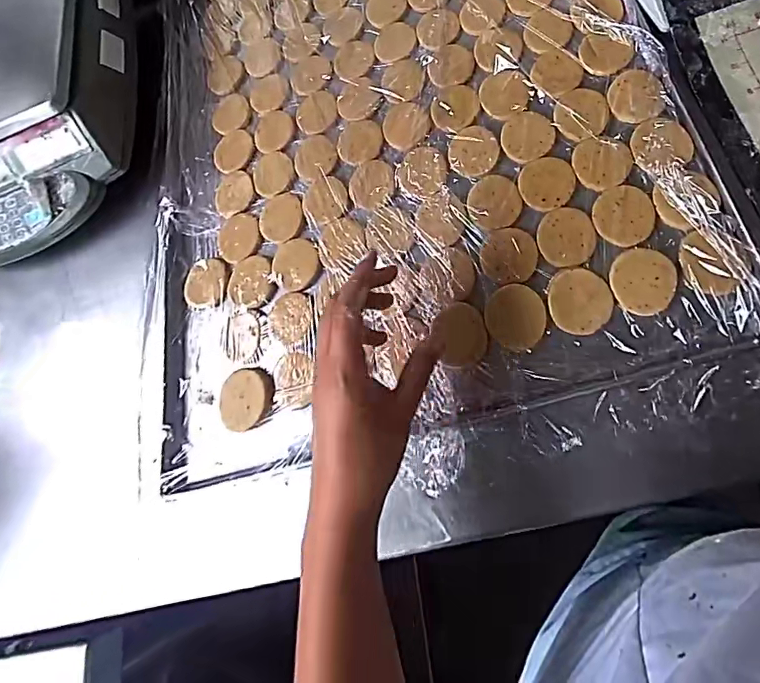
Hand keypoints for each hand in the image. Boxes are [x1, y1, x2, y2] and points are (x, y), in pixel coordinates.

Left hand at [309, 253, 443, 524]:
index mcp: (343, 366)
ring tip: (389, 309)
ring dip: (358, 310)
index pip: (346, 308)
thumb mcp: (402, 408)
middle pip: (335, 312)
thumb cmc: (372, 455)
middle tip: (392, 278)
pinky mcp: (325, 393)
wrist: (339, 501)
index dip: (360, 277)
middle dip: (361, 287)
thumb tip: (437, 333)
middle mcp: (326, 367)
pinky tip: (378, 347)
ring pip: (333, 330)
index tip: (378, 258)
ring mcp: (321, 381)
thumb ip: (419, 367)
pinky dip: (355, 334)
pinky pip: (335, 348)